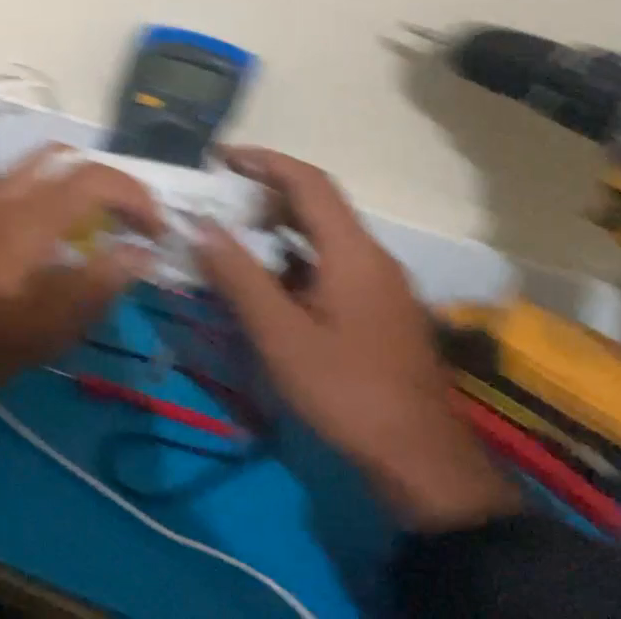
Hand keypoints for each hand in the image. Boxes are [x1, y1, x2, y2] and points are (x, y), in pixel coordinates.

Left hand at [0, 146, 163, 390]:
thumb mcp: (46, 328)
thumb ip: (98, 284)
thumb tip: (140, 253)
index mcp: (30, 215)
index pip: (96, 177)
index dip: (137, 197)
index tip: (155, 230)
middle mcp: (2, 189)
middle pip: (64, 157)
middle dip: (102, 183)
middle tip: (120, 221)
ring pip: (32, 168)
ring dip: (66, 187)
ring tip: (80, 229)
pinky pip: (7, 185)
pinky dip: (35, 196)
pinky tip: (35, 238)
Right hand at [195, 147, 520, 531]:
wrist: (420, 461)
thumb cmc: (345, 390)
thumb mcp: (279, 333)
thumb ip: (237, 275)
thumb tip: (200, 226)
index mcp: (353, 254)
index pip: (309, 183)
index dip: (263, 162)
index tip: (218, 158)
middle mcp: (373, 259)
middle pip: (317, 206)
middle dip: (263, 196)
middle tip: (214, 205)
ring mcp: (381, 287)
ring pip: (323, 238)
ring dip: (275, 230)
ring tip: (228, 243)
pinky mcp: (379, 313)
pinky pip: (330, 266)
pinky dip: (291, 261)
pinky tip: (263, 287)